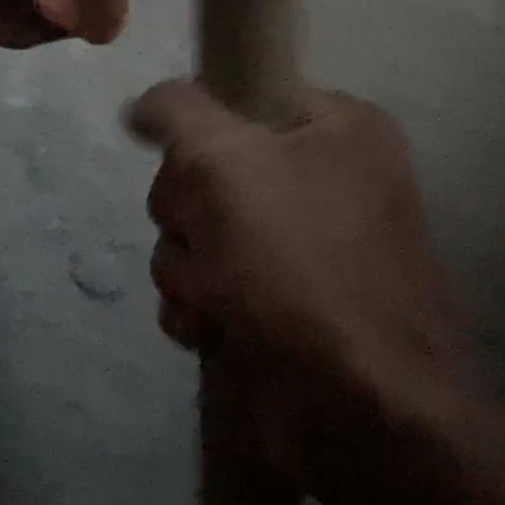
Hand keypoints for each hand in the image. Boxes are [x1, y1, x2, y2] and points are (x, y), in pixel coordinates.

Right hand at [127, 79, 475, 485]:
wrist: (360, 408)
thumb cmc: (298, 264)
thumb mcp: (226, 161)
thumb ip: (177, 111)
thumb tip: (145, 105)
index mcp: (336, 129)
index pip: (238, 95)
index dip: (201, 131)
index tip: (190, 166)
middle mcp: (321, 181)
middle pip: (203, 169)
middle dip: (185, 212)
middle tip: (205, 236)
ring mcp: (298, 248)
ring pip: (194, 231)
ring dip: (186, 268)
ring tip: (214, 299)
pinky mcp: (274, 304)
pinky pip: (204, 283)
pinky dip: (196, 306)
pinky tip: (209, 328)